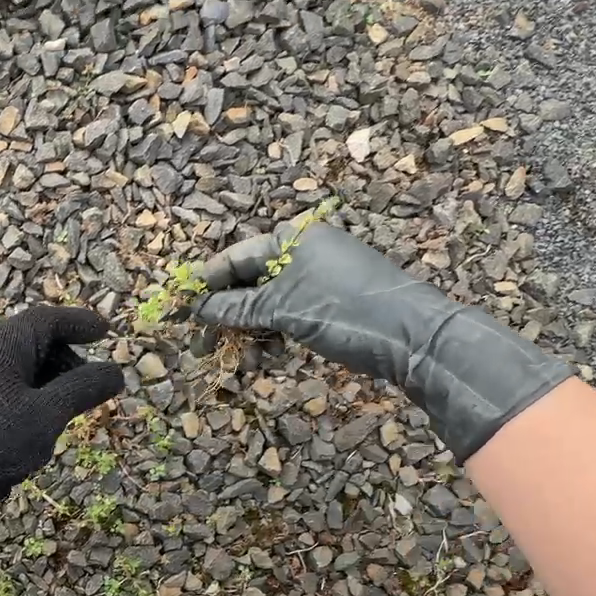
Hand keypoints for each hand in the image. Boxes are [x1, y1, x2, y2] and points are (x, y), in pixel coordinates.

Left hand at [0, 306, 124, 576]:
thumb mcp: (49, 413)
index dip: (79, 324)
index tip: (103, 331)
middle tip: (85, 384)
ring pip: (6, 367)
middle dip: (61, 360)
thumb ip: (83, 388)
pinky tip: (25, 428)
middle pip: (25, 342)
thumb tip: (115, 372)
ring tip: (58, 411)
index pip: (46, 319)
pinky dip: (16, 396)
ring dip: (38, 382)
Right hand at [195, 213, 569, 459]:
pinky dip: (273, 334)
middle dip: (226, 313)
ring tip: (238, 356)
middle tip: (204, 343)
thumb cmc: (345, 312)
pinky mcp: (331, 303)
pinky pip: (289, 314)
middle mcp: (305, 252)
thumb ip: (236, 309)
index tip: (181, 310)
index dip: (206, 285)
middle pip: (249, 281)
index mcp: (293, 238)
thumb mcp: (283, 310)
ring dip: (248, 330)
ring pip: (268, 302)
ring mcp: (320, 277)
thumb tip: (196, 309)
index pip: (234, 258)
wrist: (415, 337)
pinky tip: (266, 356)